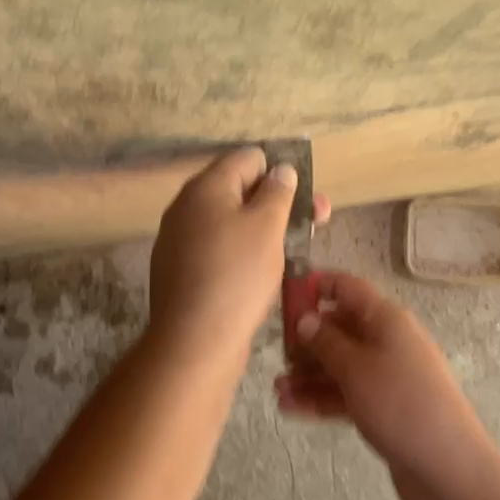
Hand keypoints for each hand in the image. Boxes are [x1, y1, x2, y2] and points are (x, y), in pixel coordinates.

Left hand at [147, 147, 328, 365]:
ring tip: (298, 247)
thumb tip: (280, 169)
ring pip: (231, 222)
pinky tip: (266, 271)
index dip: (280, 170)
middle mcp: (187, 207)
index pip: (248, 158)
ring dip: (265, 228)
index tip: (305, 195)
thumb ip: (277, 192)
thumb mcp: (267, 226)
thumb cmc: (237, 275)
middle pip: (240, 190)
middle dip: (279, 201)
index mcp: (205, 187)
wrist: (194, 341)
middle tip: (318, 219)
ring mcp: (181, 240)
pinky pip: (220, 248)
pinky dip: (244, 251)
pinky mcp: (183, 270)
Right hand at [275, 271, 491, 487]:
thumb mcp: (355, 367)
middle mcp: (387, 341)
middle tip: (278, 358)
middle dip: (307, 342)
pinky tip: (292, 408)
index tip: (285, 299)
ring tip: (278, 391)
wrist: (447, 467)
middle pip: (339, 329)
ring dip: (308, 375)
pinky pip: (346, 393)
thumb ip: (325, 341)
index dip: (316, 287)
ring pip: (339, 365)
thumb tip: (305, 318)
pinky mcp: (384, 407)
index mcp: (386, 319)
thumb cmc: (400, 403)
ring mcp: (387, 376)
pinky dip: (321, 398)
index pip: (347, 288)